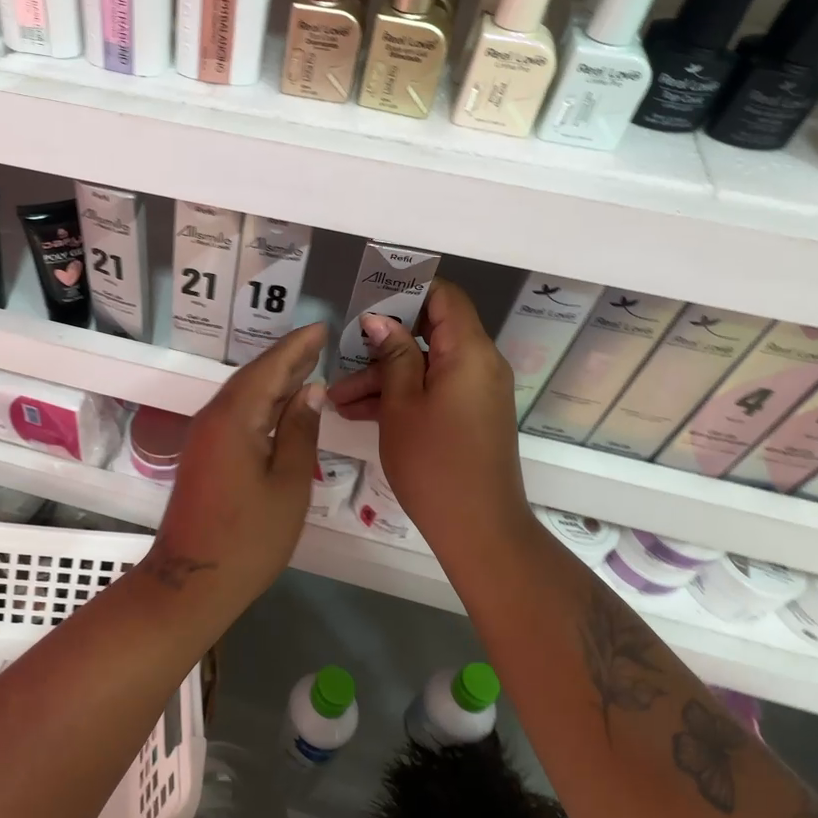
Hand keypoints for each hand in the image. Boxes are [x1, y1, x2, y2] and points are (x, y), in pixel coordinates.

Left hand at [146, 324, 327, 612]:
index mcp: (235, 418)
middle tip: (319, 342)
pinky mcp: (203, 456)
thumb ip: (299, 432)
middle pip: (253, 378)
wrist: (191, 581)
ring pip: (243, 396)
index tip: (320, 328)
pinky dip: (261, 403)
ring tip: (307, 366)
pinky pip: (236, 415)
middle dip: (286, 359)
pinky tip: (280, 407)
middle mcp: (213, 418)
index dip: (296, 348)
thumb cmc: (248, 538)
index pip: (269, 369)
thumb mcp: (287, 485)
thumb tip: (310, 391)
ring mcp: (204, 438)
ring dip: (274, 380)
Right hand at [326, 280, 529, 560]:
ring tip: (337, 399)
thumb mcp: (402, 405)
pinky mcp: (469, 417)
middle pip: (430, 333)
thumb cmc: (434, 462)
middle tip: (343, 354)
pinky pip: (432, 391)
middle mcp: (479, 365)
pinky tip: (357, 413)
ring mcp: (476, 393)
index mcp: (469, 352)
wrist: (479, 528)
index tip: (369, 295)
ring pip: (425, 366)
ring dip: (383, 376)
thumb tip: (380, 319)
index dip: (408, 289)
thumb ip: (394, 355)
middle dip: (383, 343)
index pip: (445, 296)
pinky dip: (400, 396)